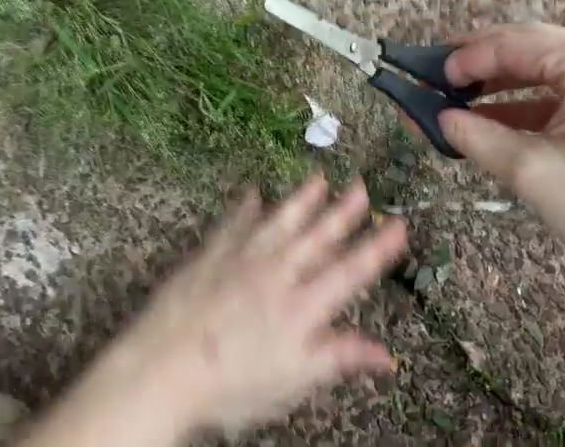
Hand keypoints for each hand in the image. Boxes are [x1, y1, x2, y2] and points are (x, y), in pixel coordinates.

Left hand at [19, 177, 405, 445]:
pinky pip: (232, 222)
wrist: (166, 365)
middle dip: (342, 212)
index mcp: (301, 307)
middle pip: (315, 237)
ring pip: (277, 222)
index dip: (376, 248)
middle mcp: (274, 274)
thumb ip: (338, 358)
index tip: (398, 224)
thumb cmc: (232, 385)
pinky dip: (245, 207)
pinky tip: (253, 193)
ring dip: (300, 200)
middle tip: (361, 186)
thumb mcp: (294, 381)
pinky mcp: (209, 254)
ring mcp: (239, 258)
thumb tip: (386, 355)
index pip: (348, 272)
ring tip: (318, 179)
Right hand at [435, 23, 564, 323]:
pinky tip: (515, 127)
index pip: (516, 42)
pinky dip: (548, 107)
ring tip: (468, 106)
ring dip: (514, 87)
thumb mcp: (533, 175)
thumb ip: (475, 136)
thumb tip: (438, 118)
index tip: (428, 78)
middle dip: (487, 65)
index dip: (466, 57)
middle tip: (441, 82)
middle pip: (541, 49)